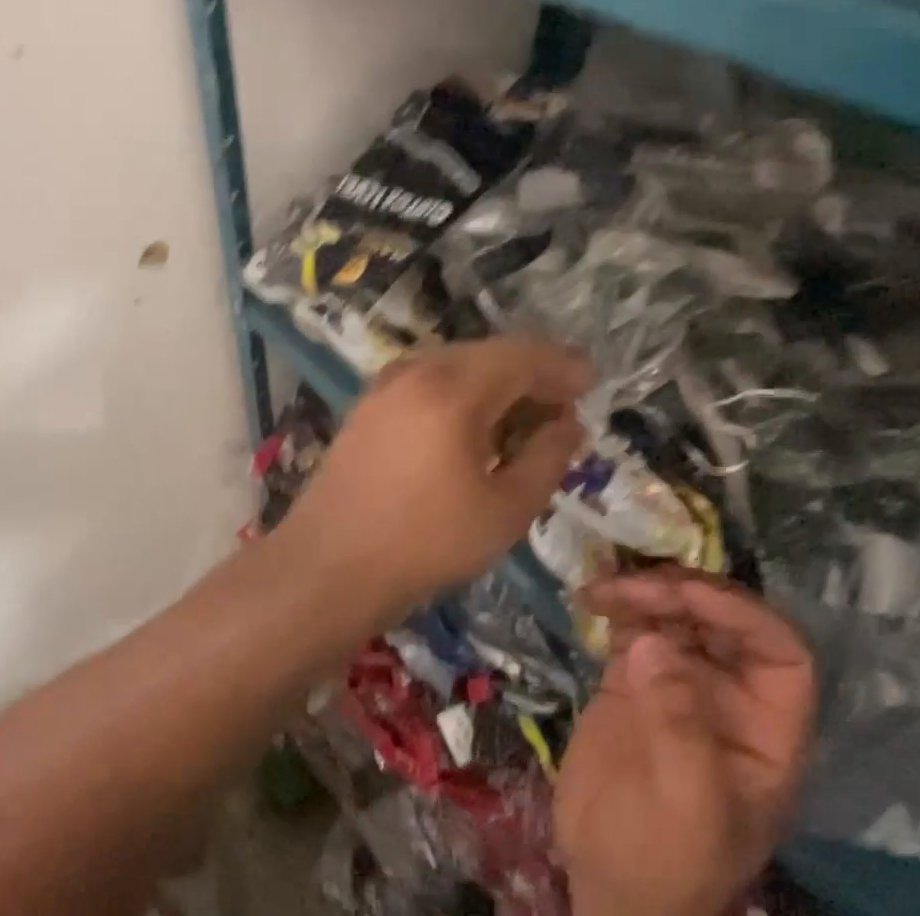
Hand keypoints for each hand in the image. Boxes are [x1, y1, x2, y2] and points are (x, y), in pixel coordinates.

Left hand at [274, 334, 590, 610]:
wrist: (328, 566)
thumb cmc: (426, 543)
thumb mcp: (506, 510)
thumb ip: (547, 458)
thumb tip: (567, 424)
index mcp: (453, 388)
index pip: (522, 355)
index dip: (562, 367)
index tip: (590, 385)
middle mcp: (416, 370)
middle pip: (488, 354)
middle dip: (531, 374)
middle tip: (563, 405)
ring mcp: (384, 386)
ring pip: (456, 366)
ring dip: (496, 384)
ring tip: (523, 421)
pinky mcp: (367, 407)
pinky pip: (428, 382)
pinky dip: (461, 394)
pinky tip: (473, 429)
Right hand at [556, 571, 815, 915]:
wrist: (612, 886)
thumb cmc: (670, 859)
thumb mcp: (688, 802)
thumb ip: (678, 724)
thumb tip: (650, 643)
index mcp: (767, 727)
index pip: (779, 651)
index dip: (743, 615)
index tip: (689, 596)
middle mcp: (729, 696)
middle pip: (723, 623)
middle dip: (685, 594)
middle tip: (634, 587)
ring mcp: (677, 685)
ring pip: (675, 618)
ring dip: (644, 593)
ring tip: (603, 590)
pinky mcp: (630, 683)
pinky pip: (630, 630)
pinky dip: (613, 608)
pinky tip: (590, 598)